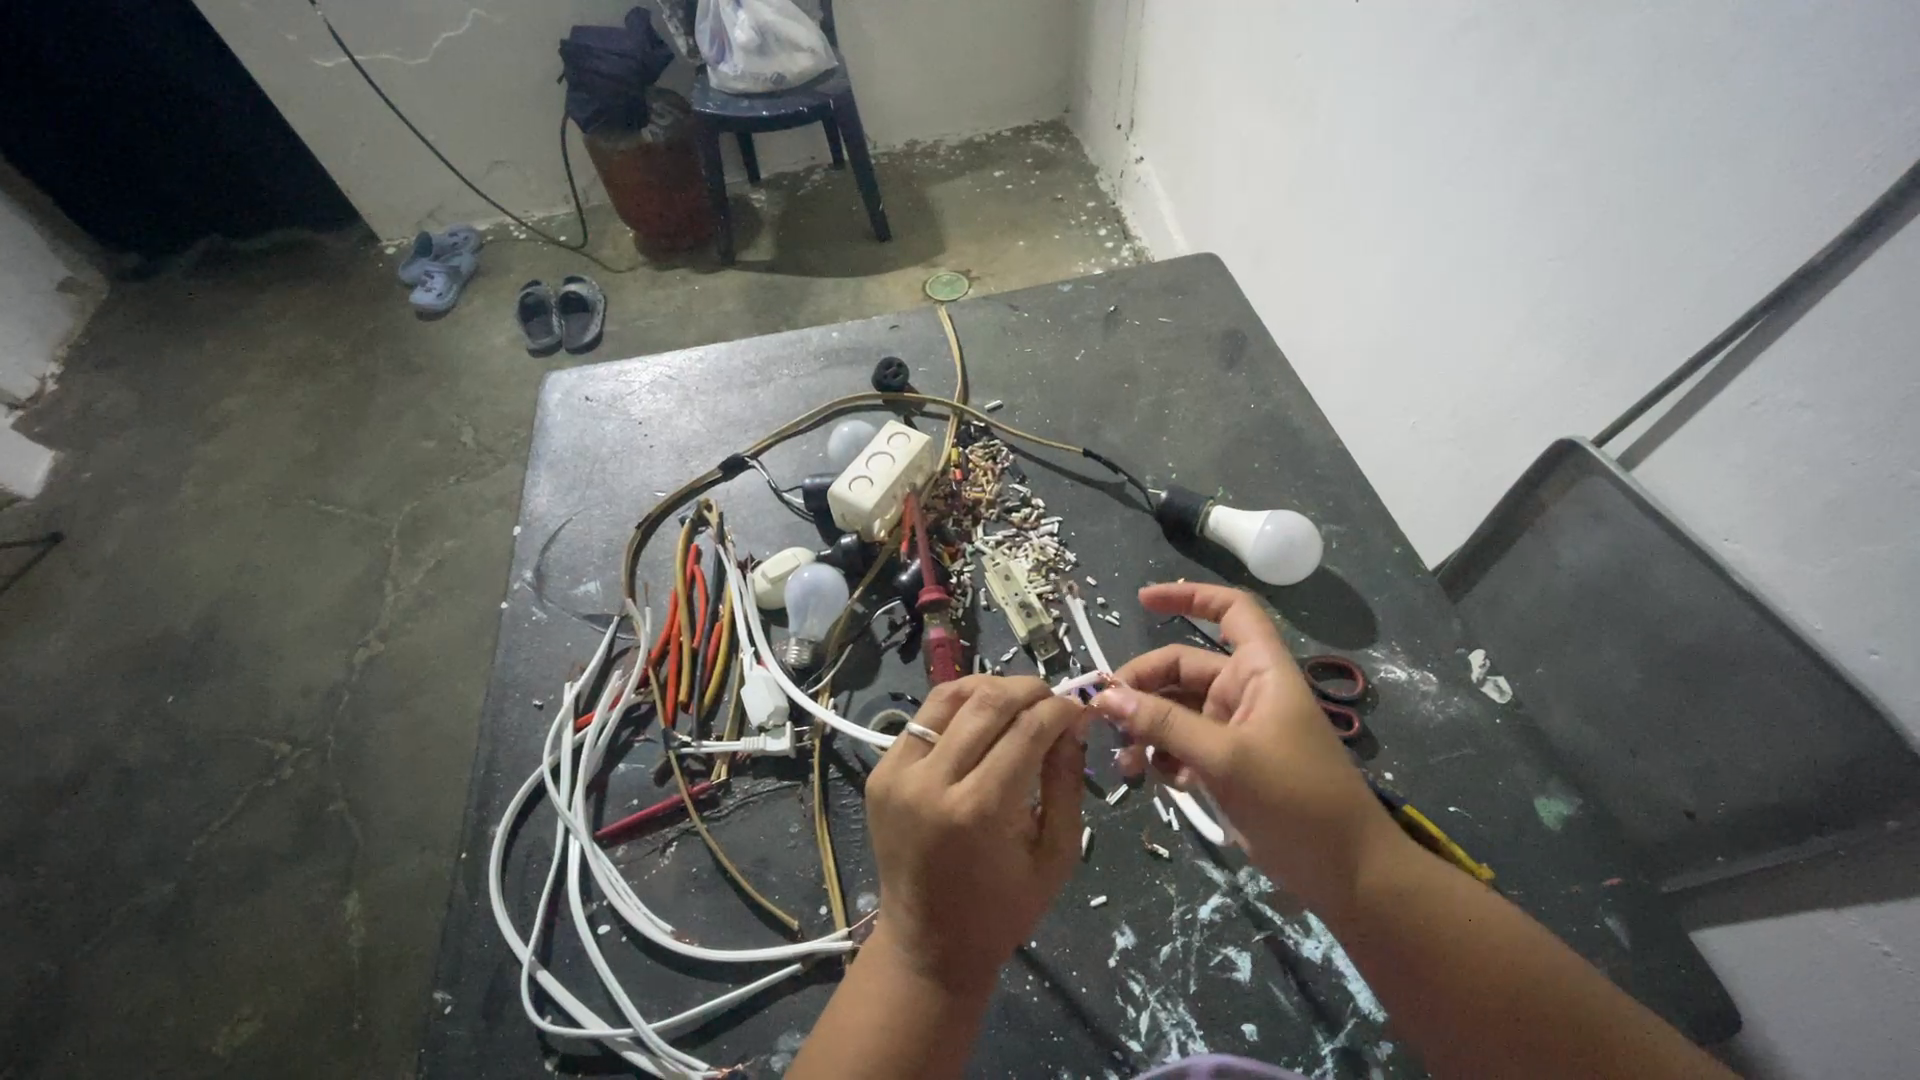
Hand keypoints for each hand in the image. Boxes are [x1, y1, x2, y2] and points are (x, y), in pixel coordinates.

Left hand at [863, 676, 1087, 994]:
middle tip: (1052, 698)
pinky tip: (980, 719)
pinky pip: (923, 720)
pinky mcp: (880, 773)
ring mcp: (897, 774)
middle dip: (1028, 689)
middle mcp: (931, 783)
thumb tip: (1074, 722)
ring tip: (1017, 699)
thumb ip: (1067, 782)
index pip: (1027, 729)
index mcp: (979, 811)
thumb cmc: (1002, 909)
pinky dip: (957, 710)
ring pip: (948, 697)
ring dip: (989, 687)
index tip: (1078, 708)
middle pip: (986, 702)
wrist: (928, 944)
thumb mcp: (1056, 855)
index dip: (1060, 709)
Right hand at [1091, 582, 1398, 910]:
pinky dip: (1158, 755)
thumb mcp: (1227, 758)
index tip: (1142, 601)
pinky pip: (1179, 746)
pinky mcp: (1224, 766)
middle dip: (1141, 685)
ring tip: (1121, 758)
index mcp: (1261, 672)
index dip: (1189, 597)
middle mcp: (1245, 692)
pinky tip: (1145, 776)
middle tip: (1103, 714)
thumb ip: (1164, 725)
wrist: (1345, 873)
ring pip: (1174, 711)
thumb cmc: (1298, 800)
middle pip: (1182, 668)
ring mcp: (1233, 730)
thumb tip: (1105, 696)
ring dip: (1144, 727)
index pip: (1231, 612)